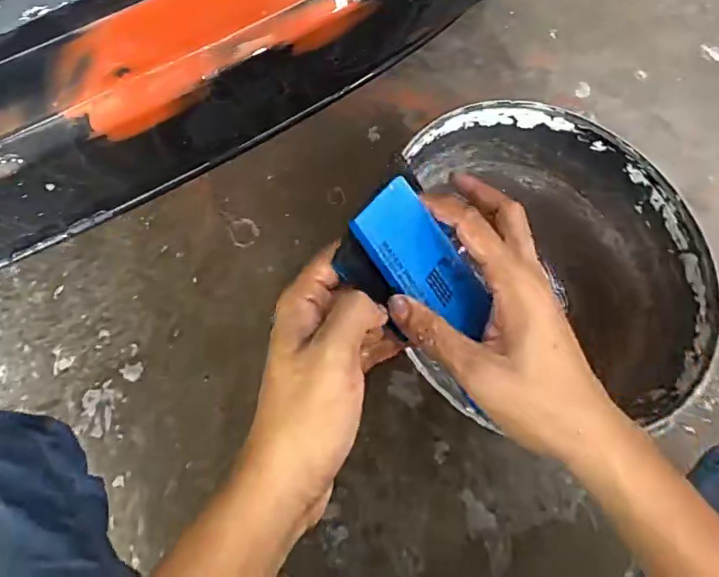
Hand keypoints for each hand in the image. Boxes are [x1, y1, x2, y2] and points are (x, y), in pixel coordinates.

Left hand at [236, 243, 402, 528]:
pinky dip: (385, 335)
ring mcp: (325, 346)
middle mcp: (311, 318)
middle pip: (350, 283)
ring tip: (428, 294)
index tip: (403, 237)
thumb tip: (378, 293)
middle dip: (383, 275)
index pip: (333, 257)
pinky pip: (365, 341)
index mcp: (301, 305)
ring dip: (387, 306)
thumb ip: (355, 310)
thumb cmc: (308, 413)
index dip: (365, 245)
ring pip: (360, 312)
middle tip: (426, 267)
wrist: (290, 480)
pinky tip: (414, 332)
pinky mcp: (338, 371)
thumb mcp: (333, 354)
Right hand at [389, 173, 630, 466]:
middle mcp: (529, 275)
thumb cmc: (537, 402)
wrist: (589, 431)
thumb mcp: (477, 372)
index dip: (444, 208)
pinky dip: (486, 244)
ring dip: (484, 216)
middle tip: (448, 183)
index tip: (414, 202)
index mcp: (515, 282)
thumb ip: (435, 334)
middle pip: (508, 215)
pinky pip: (509, 259)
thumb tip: (397, 302)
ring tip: (447, 216)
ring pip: (513, 234)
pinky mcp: (536, 305)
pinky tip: (462, 263)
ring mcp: (537, 289)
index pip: (475, 227)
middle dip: (479, 193)